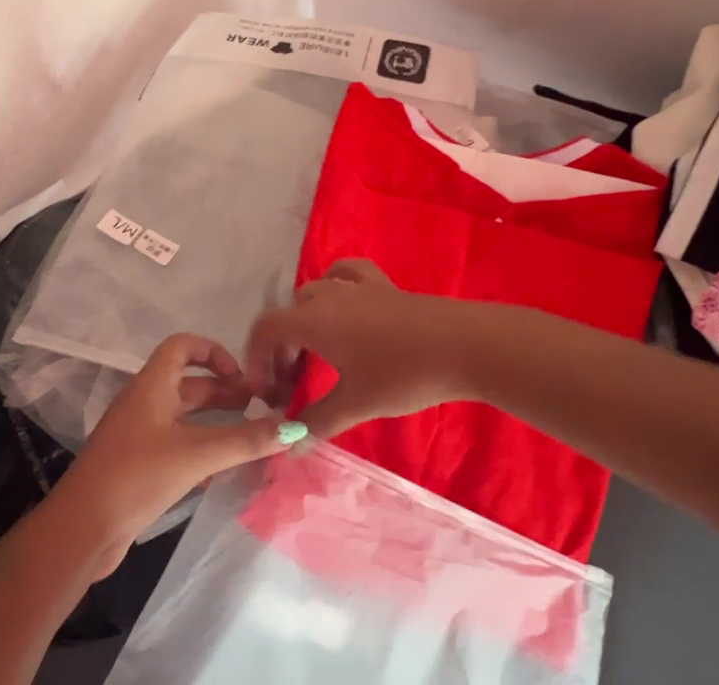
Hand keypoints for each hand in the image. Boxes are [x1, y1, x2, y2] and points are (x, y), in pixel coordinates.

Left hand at [50, 333, 289, 574]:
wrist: (83, 528)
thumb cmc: (137, 475)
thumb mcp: (196, 454)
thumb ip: (245, 440)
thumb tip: (295, 427)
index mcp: (152, 385)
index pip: (182, 346)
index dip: (214, 352)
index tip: (244, 376)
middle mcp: (144, 403)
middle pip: (189, 384)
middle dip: (225, 391)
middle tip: (262, 407)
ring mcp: (139, 435)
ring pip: (185, 417)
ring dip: (216, 421)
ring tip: (252, 435)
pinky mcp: (138, 465)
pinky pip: (177, 445)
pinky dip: (202, 448)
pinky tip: (225, 470)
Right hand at [245, 259, 475, 437]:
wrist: (462, 345)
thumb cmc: (402, 375)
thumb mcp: (355, 404)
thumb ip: (317, 422)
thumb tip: (289, 443)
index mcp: (313, 321)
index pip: (264, 329)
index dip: (255, 360)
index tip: (267, 393)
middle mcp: (328, 296)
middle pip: (288, 315)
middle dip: (282, 349)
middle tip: (293, 385)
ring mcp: (357, 286)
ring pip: (314, 294)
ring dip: (305, 322)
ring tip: (317, 354)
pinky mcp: (384, 286)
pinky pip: (346, 275)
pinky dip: (335, 286)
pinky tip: (344, 305)